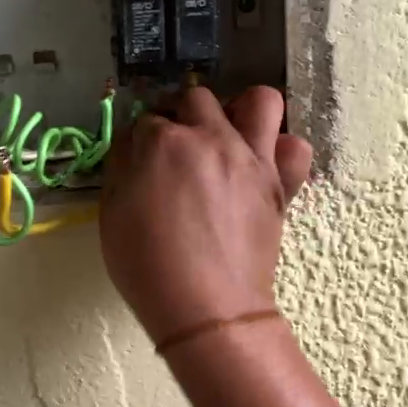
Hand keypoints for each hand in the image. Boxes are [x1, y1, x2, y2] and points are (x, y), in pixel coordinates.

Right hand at [98, 86, 311, 342]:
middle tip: (176, 144)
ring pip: (260, 100)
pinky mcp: (280, 183)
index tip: (140, 159)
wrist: (206, 307)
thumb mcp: (112, 214)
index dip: (140, 139)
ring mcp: (251, 157)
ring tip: (227, 136)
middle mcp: (209, 137)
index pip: (146, 119)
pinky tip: (261, 165)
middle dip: (181, 113)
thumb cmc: (147, 266)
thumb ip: (121, 167)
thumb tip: (131, 144)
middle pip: (195, 98)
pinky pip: (295, 147)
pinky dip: (281, 150)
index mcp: (161, 142)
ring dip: (241, 110)